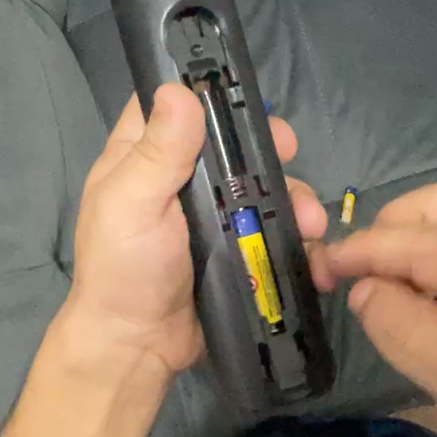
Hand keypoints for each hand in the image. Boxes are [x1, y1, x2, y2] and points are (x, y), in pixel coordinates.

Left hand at [64, 83, 327, 377]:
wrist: (140, 346)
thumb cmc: (123, 269)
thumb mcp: (132, 204)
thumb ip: (158, 151)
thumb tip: (179, 90)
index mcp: (144, 157)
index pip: (173, 104)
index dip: (208, 90)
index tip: (244, 91)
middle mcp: (180, 178)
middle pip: (231, 142)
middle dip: (267, 144)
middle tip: (291, 149)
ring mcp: (212, 213)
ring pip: (261, 183)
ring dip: (292, 193)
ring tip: (312, 219)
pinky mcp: (236, 245)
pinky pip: (273, 224)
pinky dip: (295, 229)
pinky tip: (312, 244)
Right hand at [322, 183, 436, 436]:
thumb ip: (400, 327)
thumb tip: (362, 285)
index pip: (419, 242)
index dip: (362, 250)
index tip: (318, 267)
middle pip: (428, 206)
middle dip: (384, 238)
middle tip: (362, 285)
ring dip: (402, 239)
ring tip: (396, 290)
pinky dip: (422, 243)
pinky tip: (424, 285)